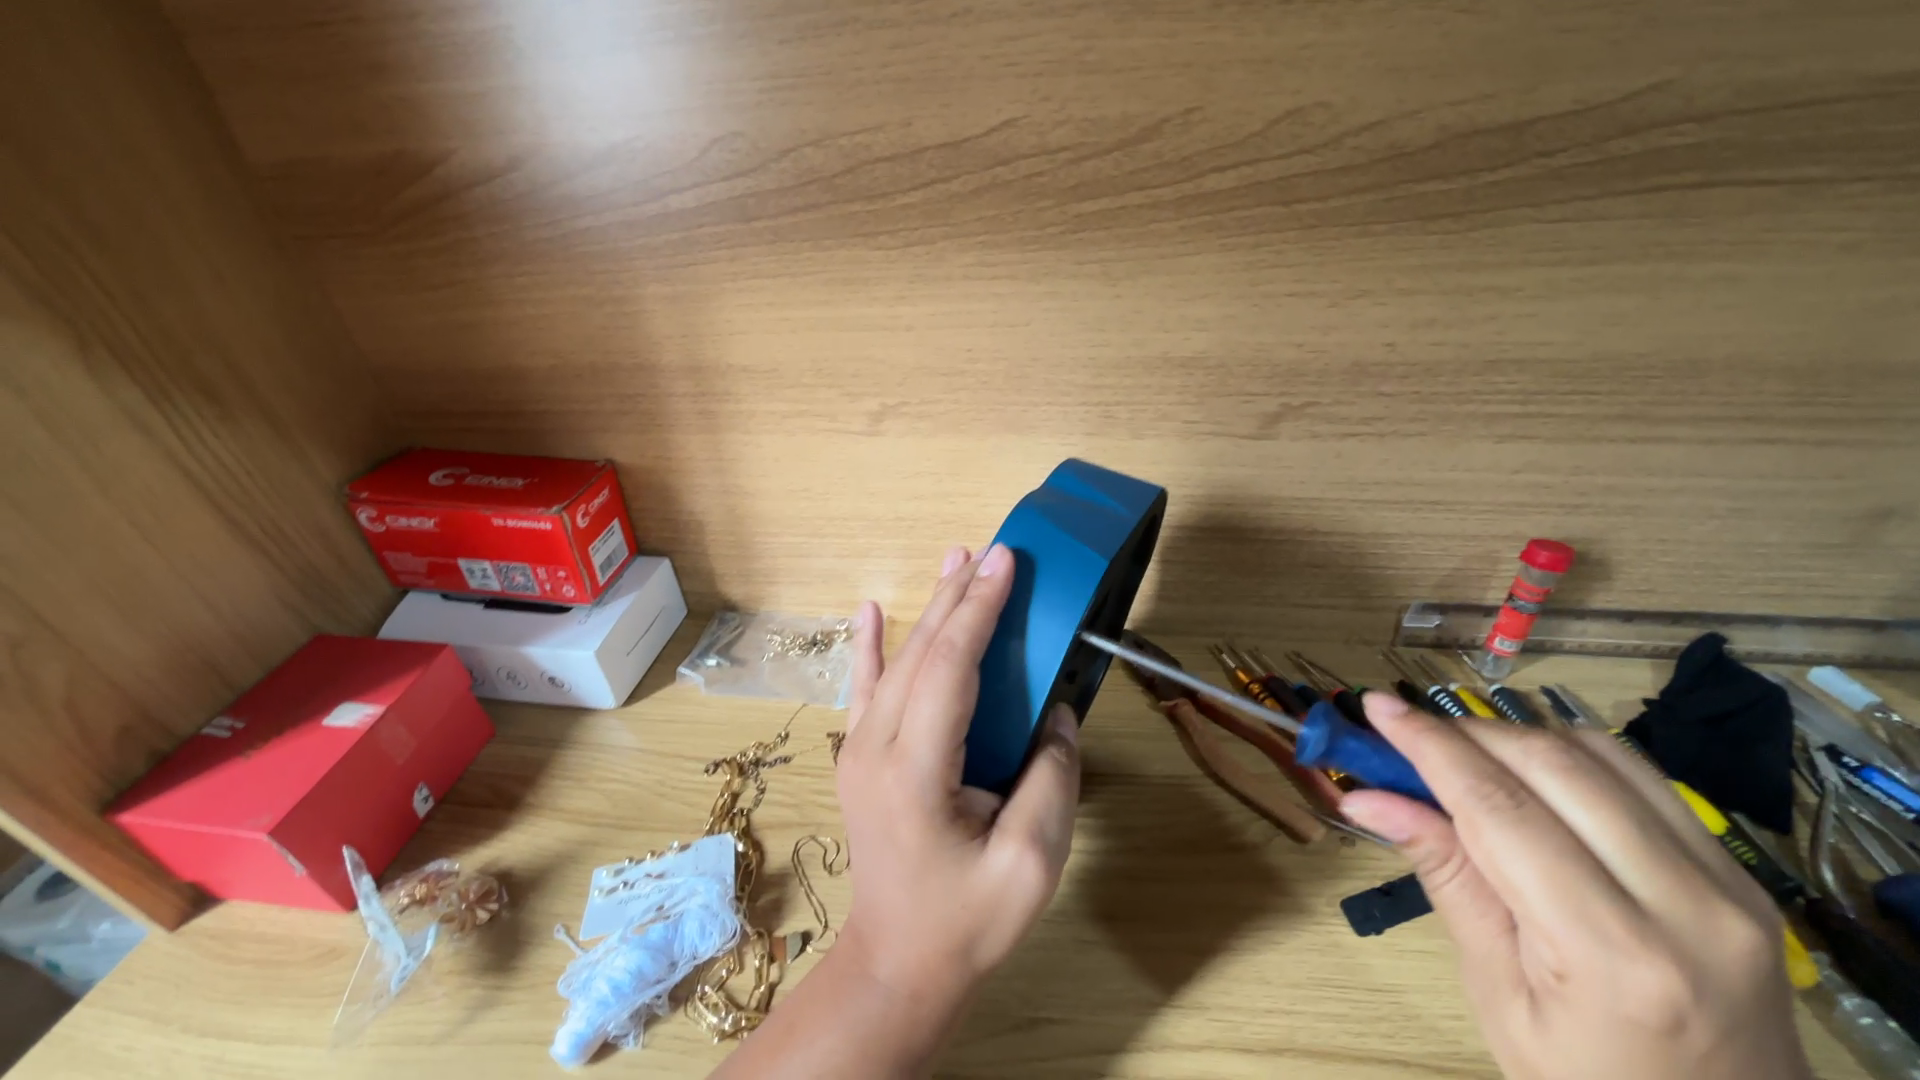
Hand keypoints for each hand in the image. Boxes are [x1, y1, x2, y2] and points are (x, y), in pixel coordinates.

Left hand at [709, 544, 1080, 1079]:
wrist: (898, 962)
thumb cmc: (966, 921)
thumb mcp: (1031, 863)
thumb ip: (1050, 779)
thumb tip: (1053, 714)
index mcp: (916, 771)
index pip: (950, 668)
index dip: (980, 610)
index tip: (1006, 562)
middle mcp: (876, 748)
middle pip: (922, 653)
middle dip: (961, 596)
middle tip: (996, 550)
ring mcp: (860, 752)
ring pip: (898, 662)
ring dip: (931, 609)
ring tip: (956, 559)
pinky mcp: (859, 759)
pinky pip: (865, 688)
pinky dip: (869, 645)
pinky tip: (870, 610)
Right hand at [1341, 694, 1811, 1079]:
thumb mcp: (1498, 994)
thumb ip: (1447, 879)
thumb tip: (1367, 798)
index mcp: (1614, 955)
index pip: (1502, 811)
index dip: (1431, 746)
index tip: (1377, 707)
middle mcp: (1686, 904)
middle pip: (1555, 766)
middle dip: (1466, 733)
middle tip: (1405, 733)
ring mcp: (1727, 882)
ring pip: (1602, 755)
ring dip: (1516, 737)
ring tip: (1460, 755)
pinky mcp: (1739, 871)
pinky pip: (1642, 777)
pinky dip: (1568, 757)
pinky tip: (1528, 776)